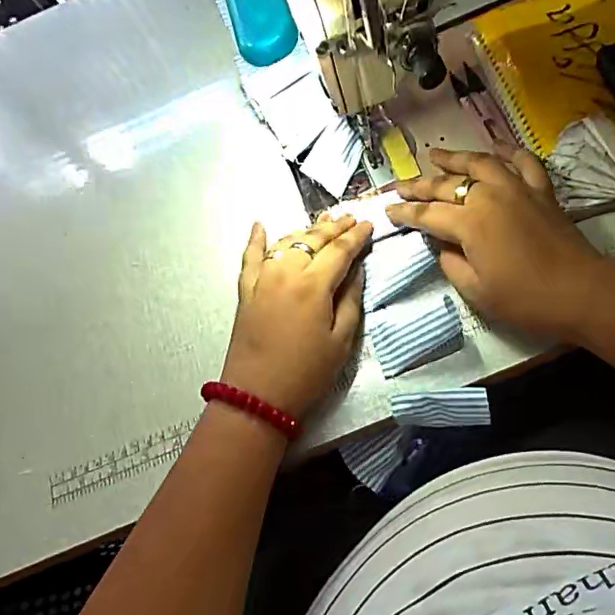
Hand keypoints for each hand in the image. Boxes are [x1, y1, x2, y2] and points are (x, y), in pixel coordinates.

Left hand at [220, 214, 373, 419]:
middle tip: (350, 217)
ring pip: (286, 243)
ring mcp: (262, 280)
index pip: (340, 250)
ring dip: (305, 229)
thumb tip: (356, 270)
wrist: (257, 397)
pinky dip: (256, 241)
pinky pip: (250, 258)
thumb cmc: (307, 373)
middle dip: (334, 227)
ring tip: (321, 220)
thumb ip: (351, 300)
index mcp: (313, 285)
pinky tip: (260, 226)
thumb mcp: (341, 340)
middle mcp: (286, 273)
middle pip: (312, 240)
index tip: (369, 224)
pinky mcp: (245, 292)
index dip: (357, 236)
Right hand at [386, 148, 614, 340]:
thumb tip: (442, 244)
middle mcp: (489, 196)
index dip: (406, 213)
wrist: (580, 292)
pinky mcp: (542, 192)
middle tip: (400, 184)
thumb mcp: (477, 291)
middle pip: (448, 185)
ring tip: (435, 154)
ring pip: (481, 163)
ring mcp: (518, 189)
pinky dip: (509, 151)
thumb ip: (451, 264)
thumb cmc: (525, 300)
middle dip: (420, 185)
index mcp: (469, 223)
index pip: (427, 214)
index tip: (388, 210)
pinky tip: (497, 147)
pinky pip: (523, 162)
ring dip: (456, 157)